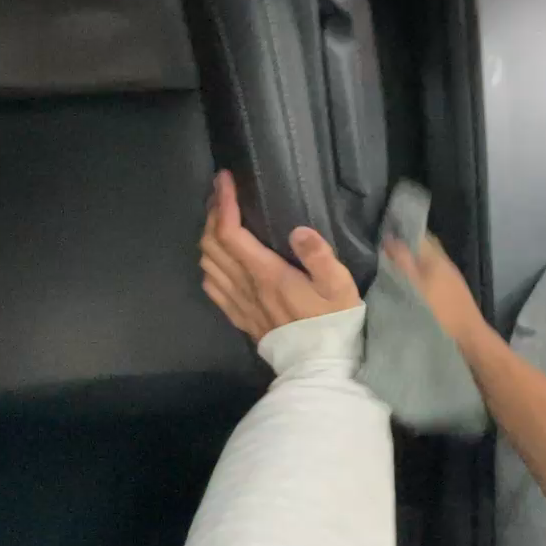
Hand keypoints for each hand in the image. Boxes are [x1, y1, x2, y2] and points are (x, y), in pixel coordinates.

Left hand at [200, 170, 360, 341]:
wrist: (319, 367)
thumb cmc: (333, 321)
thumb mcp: (338, 284)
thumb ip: (318, 255)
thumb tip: (297, 229)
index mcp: (266, 274)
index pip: (230, 232)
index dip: (223, 203)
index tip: (225, 179)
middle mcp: (244, 286)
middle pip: (211, 244)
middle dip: (212, 213)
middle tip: (222, 192)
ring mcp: (239, 303)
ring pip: (207, 263)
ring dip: (208, 236)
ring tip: (219, 217)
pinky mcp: (240, 317)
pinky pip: (212, 286)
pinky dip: (209, 264)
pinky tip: (218, 257)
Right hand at [381, 233, 492, 351]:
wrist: (468, 337)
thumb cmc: (440, 310)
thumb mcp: (416, 285)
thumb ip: (403, 261)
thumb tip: (389, 237)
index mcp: (436, 257)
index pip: (418, 234)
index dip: (401, 231)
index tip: (382, 233)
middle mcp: (444, 263)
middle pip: (422, 248)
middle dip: (403, 248)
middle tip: (380, 253)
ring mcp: (449, 278)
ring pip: (425, 263)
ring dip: (409, 264)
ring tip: (388, 268)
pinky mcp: (450, 292)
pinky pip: (429, 277)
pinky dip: (416, 277)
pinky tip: (405, 286)